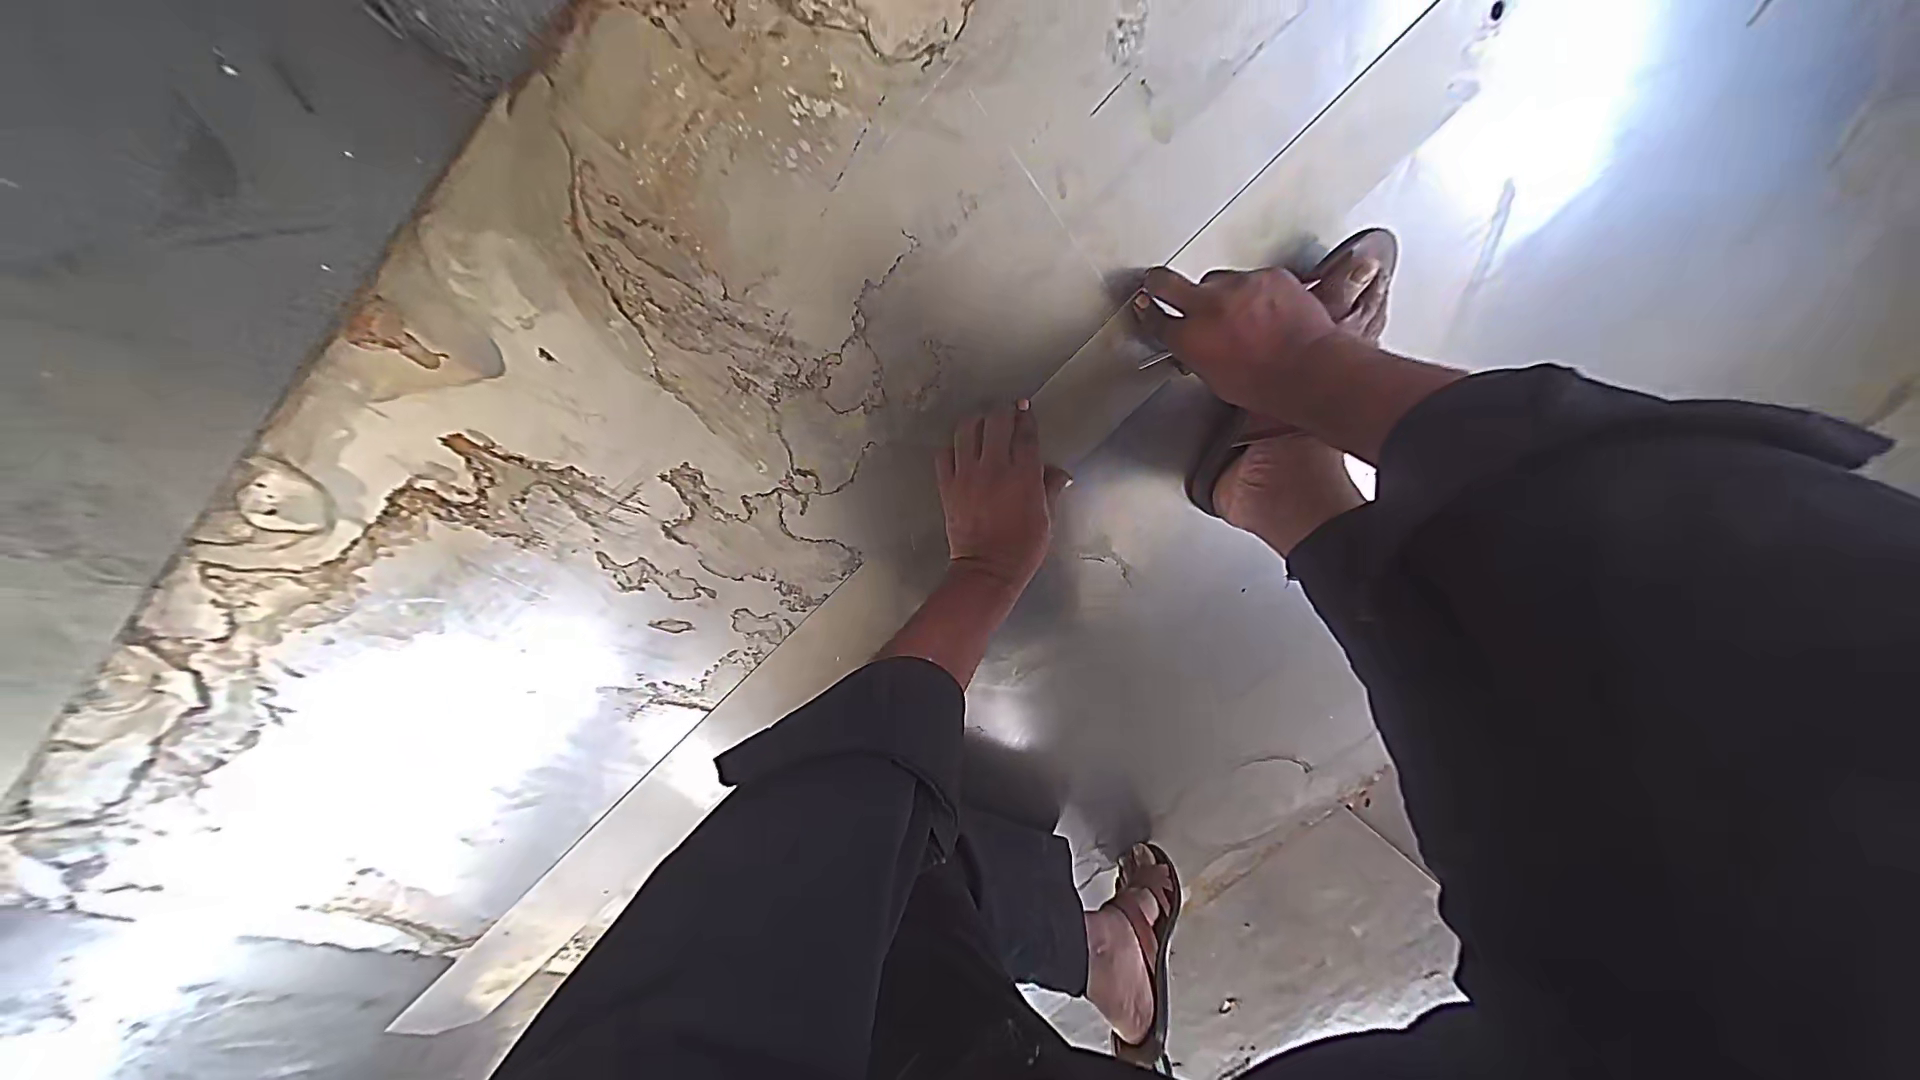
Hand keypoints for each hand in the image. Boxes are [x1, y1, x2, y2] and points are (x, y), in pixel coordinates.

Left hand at [936, 401, 1071, 590]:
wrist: (987, 570)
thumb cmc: (1023, 548)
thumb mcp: (1047, 518)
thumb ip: (1050, 488)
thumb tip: (1059, 472)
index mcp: (1023, 475)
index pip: (1025, 433)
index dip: (1026, 416)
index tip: (1026, 409)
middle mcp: (994, 468)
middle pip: (995, 421)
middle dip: (1003, 412)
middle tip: (1006, 413)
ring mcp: (966, 475)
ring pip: (966, 430)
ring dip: (976, 422)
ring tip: (983, 425)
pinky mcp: (947, 486)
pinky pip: (944, 453)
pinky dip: (953, 447)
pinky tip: (962, 451)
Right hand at [1130, 266, 1337, 411]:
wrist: (1309, 370)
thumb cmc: (1265, 384)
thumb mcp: (1215, 379)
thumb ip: (1196, 354)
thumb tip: (1191, 344)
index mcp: (1189, 338)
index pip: (1155, 319)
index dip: (1148, 313)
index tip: (1145, 307)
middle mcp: (1207, 307)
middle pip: (1167, 283)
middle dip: (1158, 283)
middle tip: (1155, 283)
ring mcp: (1238, 286)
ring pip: (1215, 280)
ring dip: (1220, 293)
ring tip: (1238, 312)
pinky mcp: (1268, 275)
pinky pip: (1251, 278)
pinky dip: (1254, 291)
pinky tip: (1264, 309)